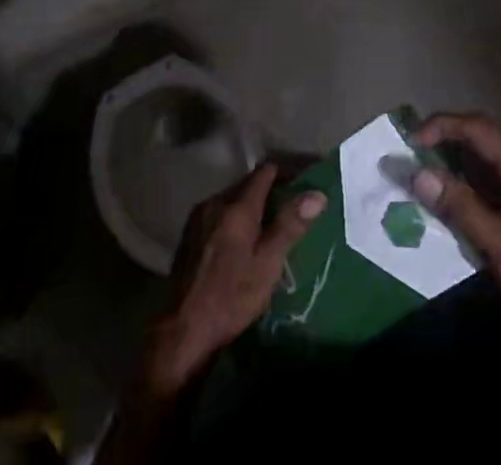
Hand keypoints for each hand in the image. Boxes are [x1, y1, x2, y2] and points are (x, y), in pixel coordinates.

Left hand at [140, 163, 326, 394]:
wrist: (183, 329)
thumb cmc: (231, 297)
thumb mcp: (268, 263)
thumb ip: (290, 224)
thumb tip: (317, 194)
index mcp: (236, 207)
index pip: (264, 172)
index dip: (287, 172)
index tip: (306, 180)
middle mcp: (214, 203)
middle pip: (247, 182)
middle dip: (271, 188)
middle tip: (294, 204)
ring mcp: (198, 217)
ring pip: (232, 197)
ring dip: (253, 202)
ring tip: (273, 221)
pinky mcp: (190, 232)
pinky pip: (219, 211)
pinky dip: (236, 215)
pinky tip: (245, 237)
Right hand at [413, 114, 500, 344]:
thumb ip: (461, 208)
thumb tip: (419, 174)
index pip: (479, 128)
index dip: (443, 126)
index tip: (412, 141)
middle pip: (480, 135)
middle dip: (443, 137)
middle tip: (410, 154)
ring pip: (482, 155)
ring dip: (450, 157)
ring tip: (419, 172)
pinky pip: (487, 175)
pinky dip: (462, 177)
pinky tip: (444, 195)